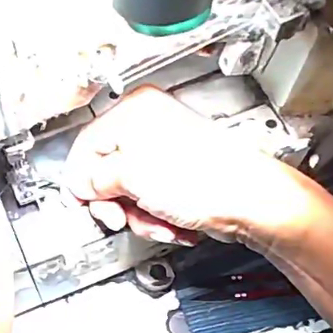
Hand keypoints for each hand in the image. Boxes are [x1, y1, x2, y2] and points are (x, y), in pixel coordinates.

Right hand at [63, 87, 318, 250]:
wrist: (252, 201)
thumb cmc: (206, 178)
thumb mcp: (130, 176)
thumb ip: (94, 179)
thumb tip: (80, 185)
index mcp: (134, 111)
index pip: (85, 146)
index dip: (80, 179)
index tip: (81, 202)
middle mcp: (148, 126)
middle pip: (105, 173)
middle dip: (115, 203)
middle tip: (120, 215)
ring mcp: (164, 152)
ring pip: (128, 193)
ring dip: (139, 215)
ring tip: (159, 218)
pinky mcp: (178, 176)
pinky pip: (150, 201)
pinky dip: (157, 217)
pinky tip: (173, 220)